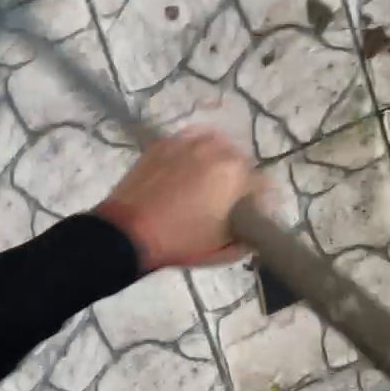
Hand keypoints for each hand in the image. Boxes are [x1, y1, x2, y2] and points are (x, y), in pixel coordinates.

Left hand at [94, 126, 260, 269]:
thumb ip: (247, 239)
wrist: (126, 230)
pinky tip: (188, 164)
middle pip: (240, 161)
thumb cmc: (178, 241)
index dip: (261, 202)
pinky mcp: (162, 144)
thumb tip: (253, 231)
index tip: (253, 215)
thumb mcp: (222, 250)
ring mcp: (187, 142)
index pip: (264, 185)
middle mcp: (216, 150)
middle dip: (239, 179)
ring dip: (218, 160)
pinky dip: (193, 150)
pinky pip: (188, 140)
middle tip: (227, 199)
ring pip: (216, 145)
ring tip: (208, 179)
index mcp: (236, 174)